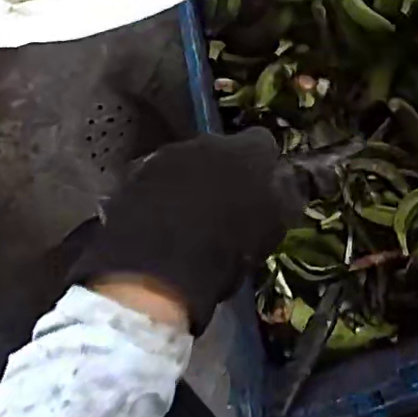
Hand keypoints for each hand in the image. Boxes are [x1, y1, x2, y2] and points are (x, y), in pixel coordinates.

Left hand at [73, 130, 300, 333]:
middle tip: (222, 204)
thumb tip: (287, 180)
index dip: (262, 162)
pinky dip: (157, 197)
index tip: (261, 185)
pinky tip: (158, 226)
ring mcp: (165, 157)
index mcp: (249, 150)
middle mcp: (207, 142)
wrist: (153, 275)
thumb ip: (285, 195)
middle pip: (220, 149)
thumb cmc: (228, 251)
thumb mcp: (273, 227)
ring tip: (186, 219)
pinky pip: (152, 182)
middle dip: (222, 169)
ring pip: (184, 163)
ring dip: (188, 182)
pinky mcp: (130, 178)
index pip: (263, 142)